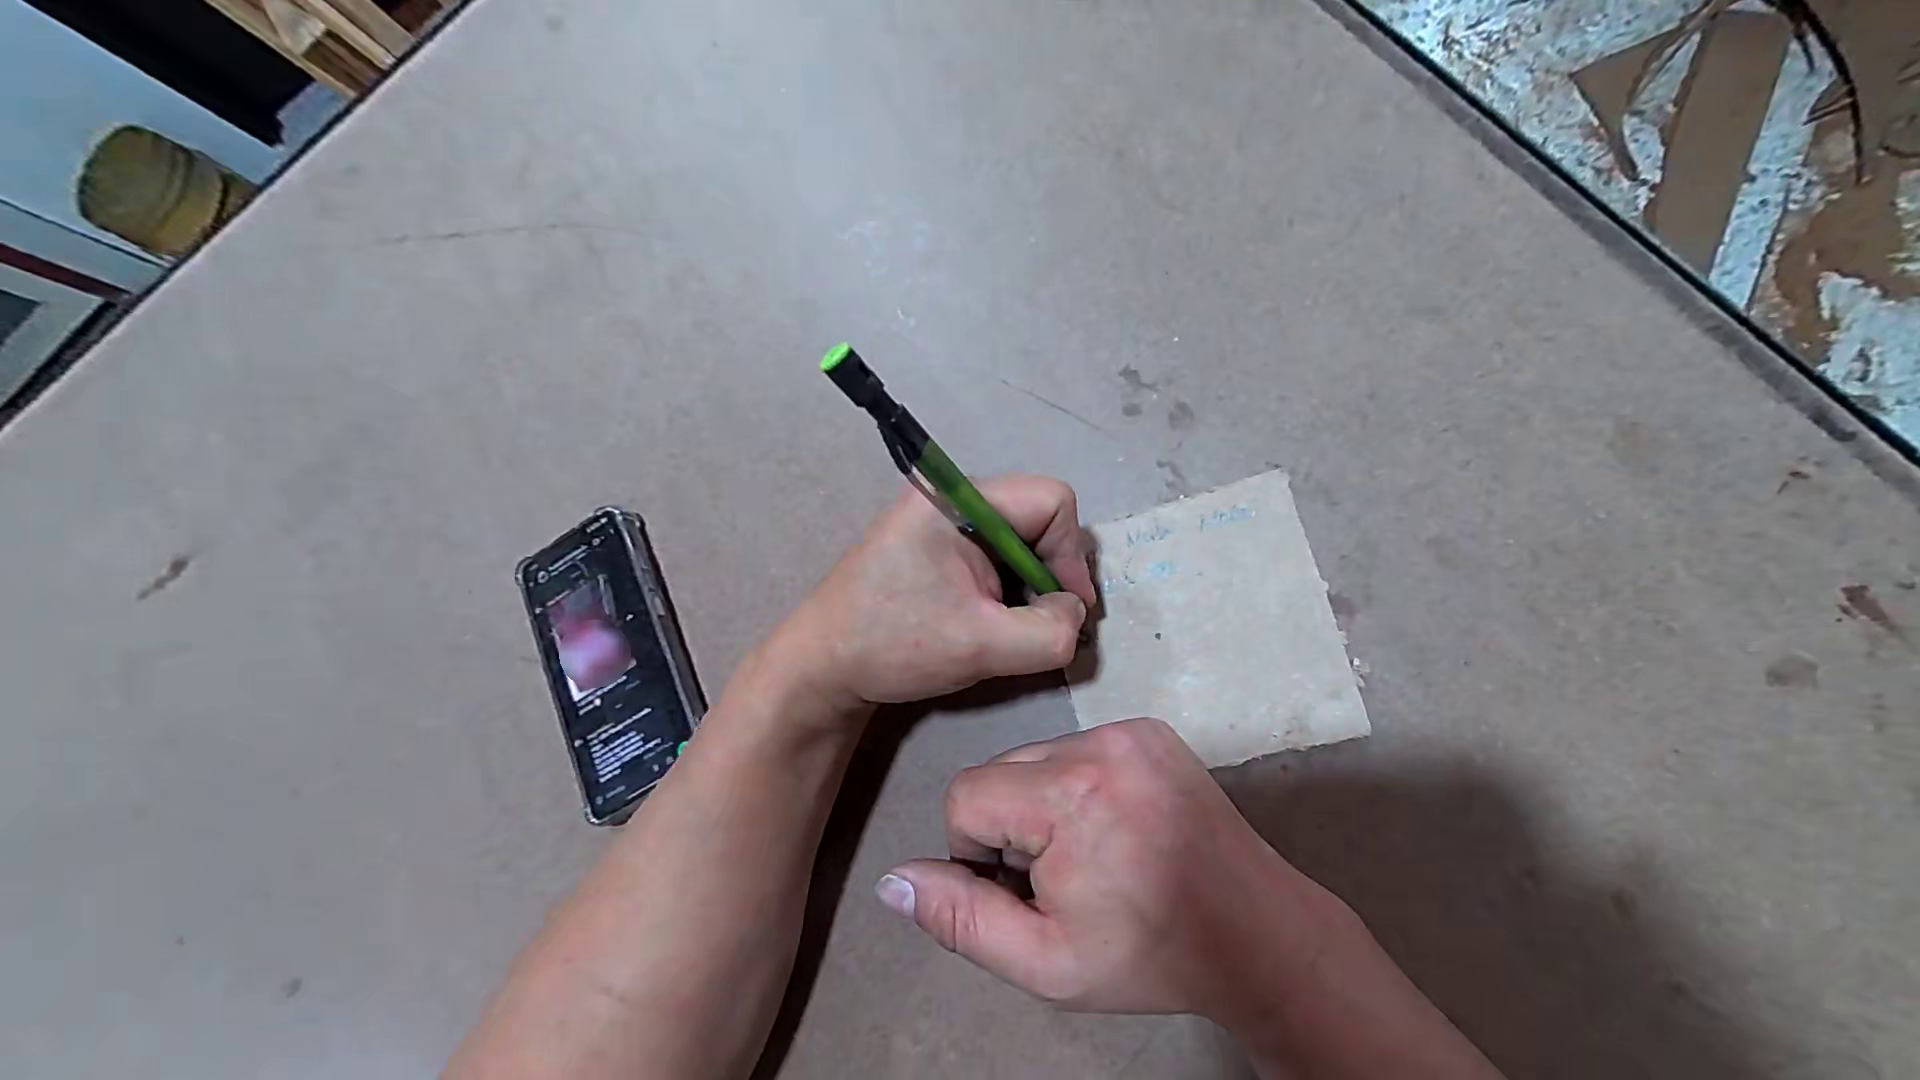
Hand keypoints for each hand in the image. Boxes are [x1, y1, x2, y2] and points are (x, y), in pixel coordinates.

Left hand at [769, 474, 1098, 710]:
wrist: (823, 665)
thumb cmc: (891, 647)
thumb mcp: (982, 647)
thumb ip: (1050, 632)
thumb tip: (1075, 613)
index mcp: (956, 499)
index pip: (1051, 501)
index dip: (1069, 557)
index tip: (1063, 609)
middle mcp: (953, 497)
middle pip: (1040, 517)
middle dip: (1051, 573)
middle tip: (1041, 623)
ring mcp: (944, 520)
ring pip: (1023, 539)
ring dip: (1031, 586)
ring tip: (1011, 628)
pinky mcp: (940, 545)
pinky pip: (999, 554)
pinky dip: (1010, 589)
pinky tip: (992, 621)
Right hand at [875, 718, 1353, 1026]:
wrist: (1255, 933)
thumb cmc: (1150, 955)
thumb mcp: (1044, 962)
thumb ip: (960, 919)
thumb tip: (890, 881)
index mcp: (1072, 795)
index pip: (967, 795)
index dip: (980, 850)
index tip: (1026, 887)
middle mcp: (1101, 744)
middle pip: (1002, 770)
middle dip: (1012, 824)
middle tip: (1062, 875)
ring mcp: (1130, 730)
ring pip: (1036, 757)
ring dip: (1044, 803)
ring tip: (1092, 851)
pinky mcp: (1148, 730)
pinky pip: (1077, 746)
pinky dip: (1077, 784)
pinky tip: (1114, 824)